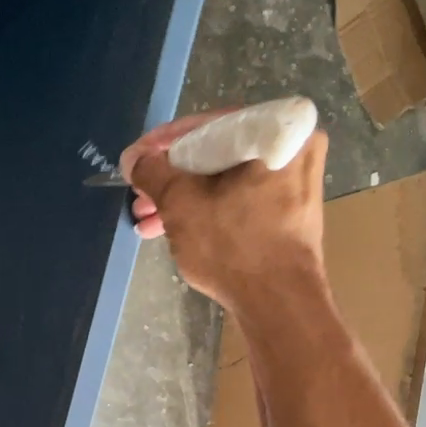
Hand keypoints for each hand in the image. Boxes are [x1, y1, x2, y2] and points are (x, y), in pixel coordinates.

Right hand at [118, 109, 329, 314]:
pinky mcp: (287, 210)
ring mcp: (293, 180)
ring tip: (146, 220)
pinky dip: (206, 209)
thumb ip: (153, 173)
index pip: (206, 125)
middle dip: (169, 178)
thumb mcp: (181, 205)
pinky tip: (172, 229)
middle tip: (138, 196)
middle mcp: (293, 146)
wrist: (279, 301)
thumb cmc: (233, 245)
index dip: (161, 144)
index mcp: (278, 130)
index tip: (132, 162)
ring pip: (223, 180)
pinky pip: (237, 198)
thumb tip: (135, 160)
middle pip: (215, 154)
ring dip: (181, 199)